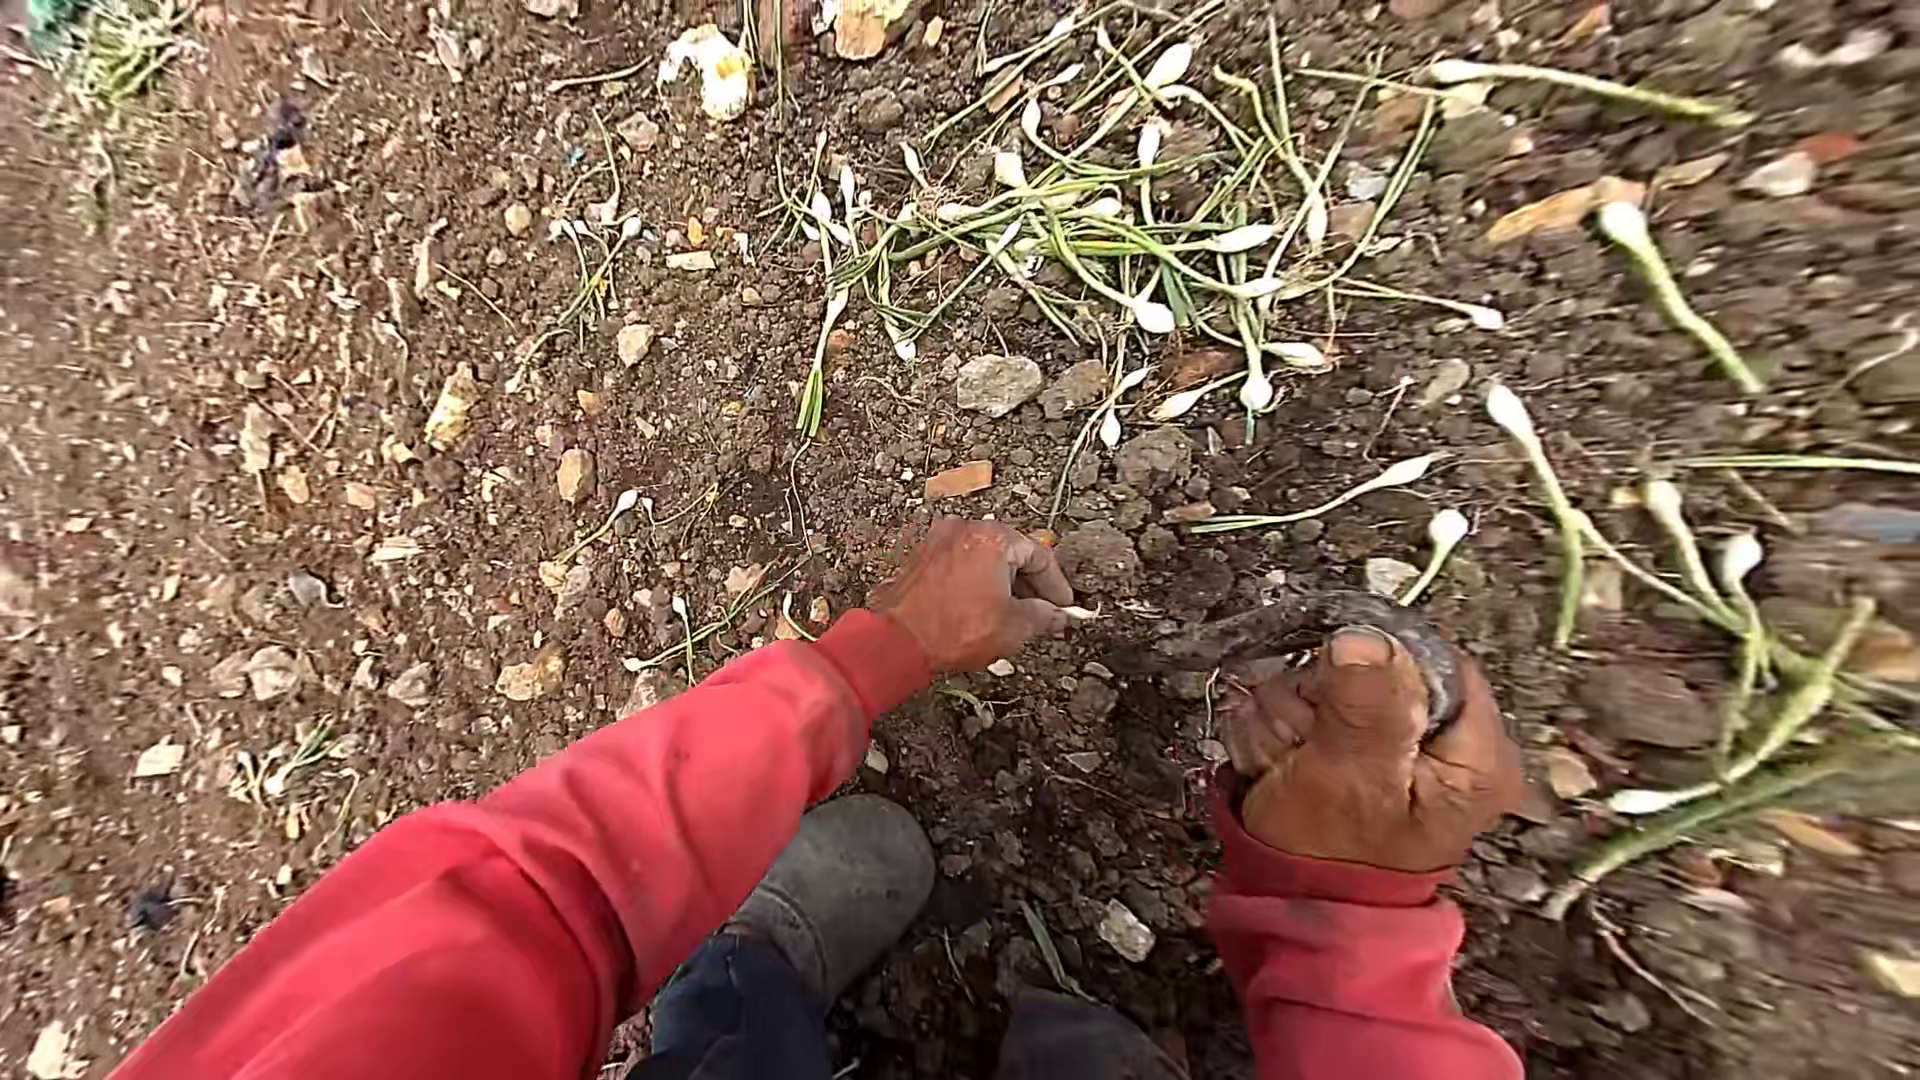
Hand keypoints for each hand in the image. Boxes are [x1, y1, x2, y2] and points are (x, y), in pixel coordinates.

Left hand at [868, 519, 1075, 672]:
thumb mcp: (1013, 627)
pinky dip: (977, 580)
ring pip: (985, 557)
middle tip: (1043, 610)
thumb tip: (1056, 615)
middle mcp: (965, 529)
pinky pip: (961, 562)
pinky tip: (982, 606)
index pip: (1039, 555)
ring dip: (1003, 582)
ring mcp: (939, 540)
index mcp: (992, 538)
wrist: (897, 642)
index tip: (1064, 604)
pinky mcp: (922, 556)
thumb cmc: (952, 631)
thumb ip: (1043, 616)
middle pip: (1011, 551)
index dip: (1056, 585)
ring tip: (1012, 612)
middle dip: (1029, 583)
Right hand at [1222, 627, 1521, 872]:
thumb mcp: (1354, 778)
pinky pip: (1290, 702)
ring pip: (1315, 680)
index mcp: (1469, 748)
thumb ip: (1365, 708)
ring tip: (1287, 758)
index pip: (1429, 660)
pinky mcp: (1334, 737)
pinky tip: (1278, 758)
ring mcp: (1376, 734)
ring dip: (1286, 715)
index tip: (1332, 691)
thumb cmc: (1330, 846)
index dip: (1374, 661)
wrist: (1289, 892)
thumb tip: (1362, 637)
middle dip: (1316, 696)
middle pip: (1362, 666)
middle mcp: (1429, 734)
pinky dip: (1275, 726)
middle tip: (1306, 742)